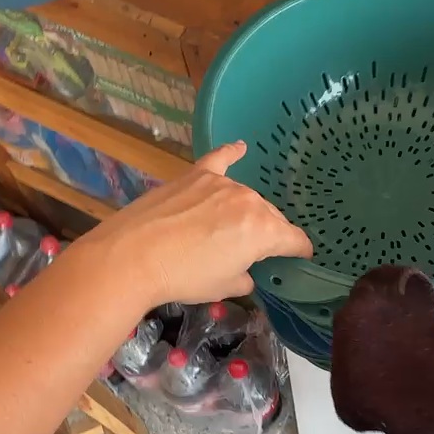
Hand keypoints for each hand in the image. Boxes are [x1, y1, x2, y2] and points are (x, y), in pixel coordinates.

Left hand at [76, 141, 311, 307]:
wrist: (133, 256)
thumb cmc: (184, 277)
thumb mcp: (224, 287)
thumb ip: (245, 277)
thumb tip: (246, 272)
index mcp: (263, 231)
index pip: (295, 239)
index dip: (300, 251)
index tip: (300, 258)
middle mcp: (249, 201)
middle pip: (271, 216)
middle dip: (269, 233)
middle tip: (253, 252)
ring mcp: (222, 184)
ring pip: (246, 197)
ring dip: (246, 211)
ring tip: (232, 228)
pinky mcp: (195, 175)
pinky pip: (220, 159)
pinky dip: (231, 152)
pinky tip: (240, 146)